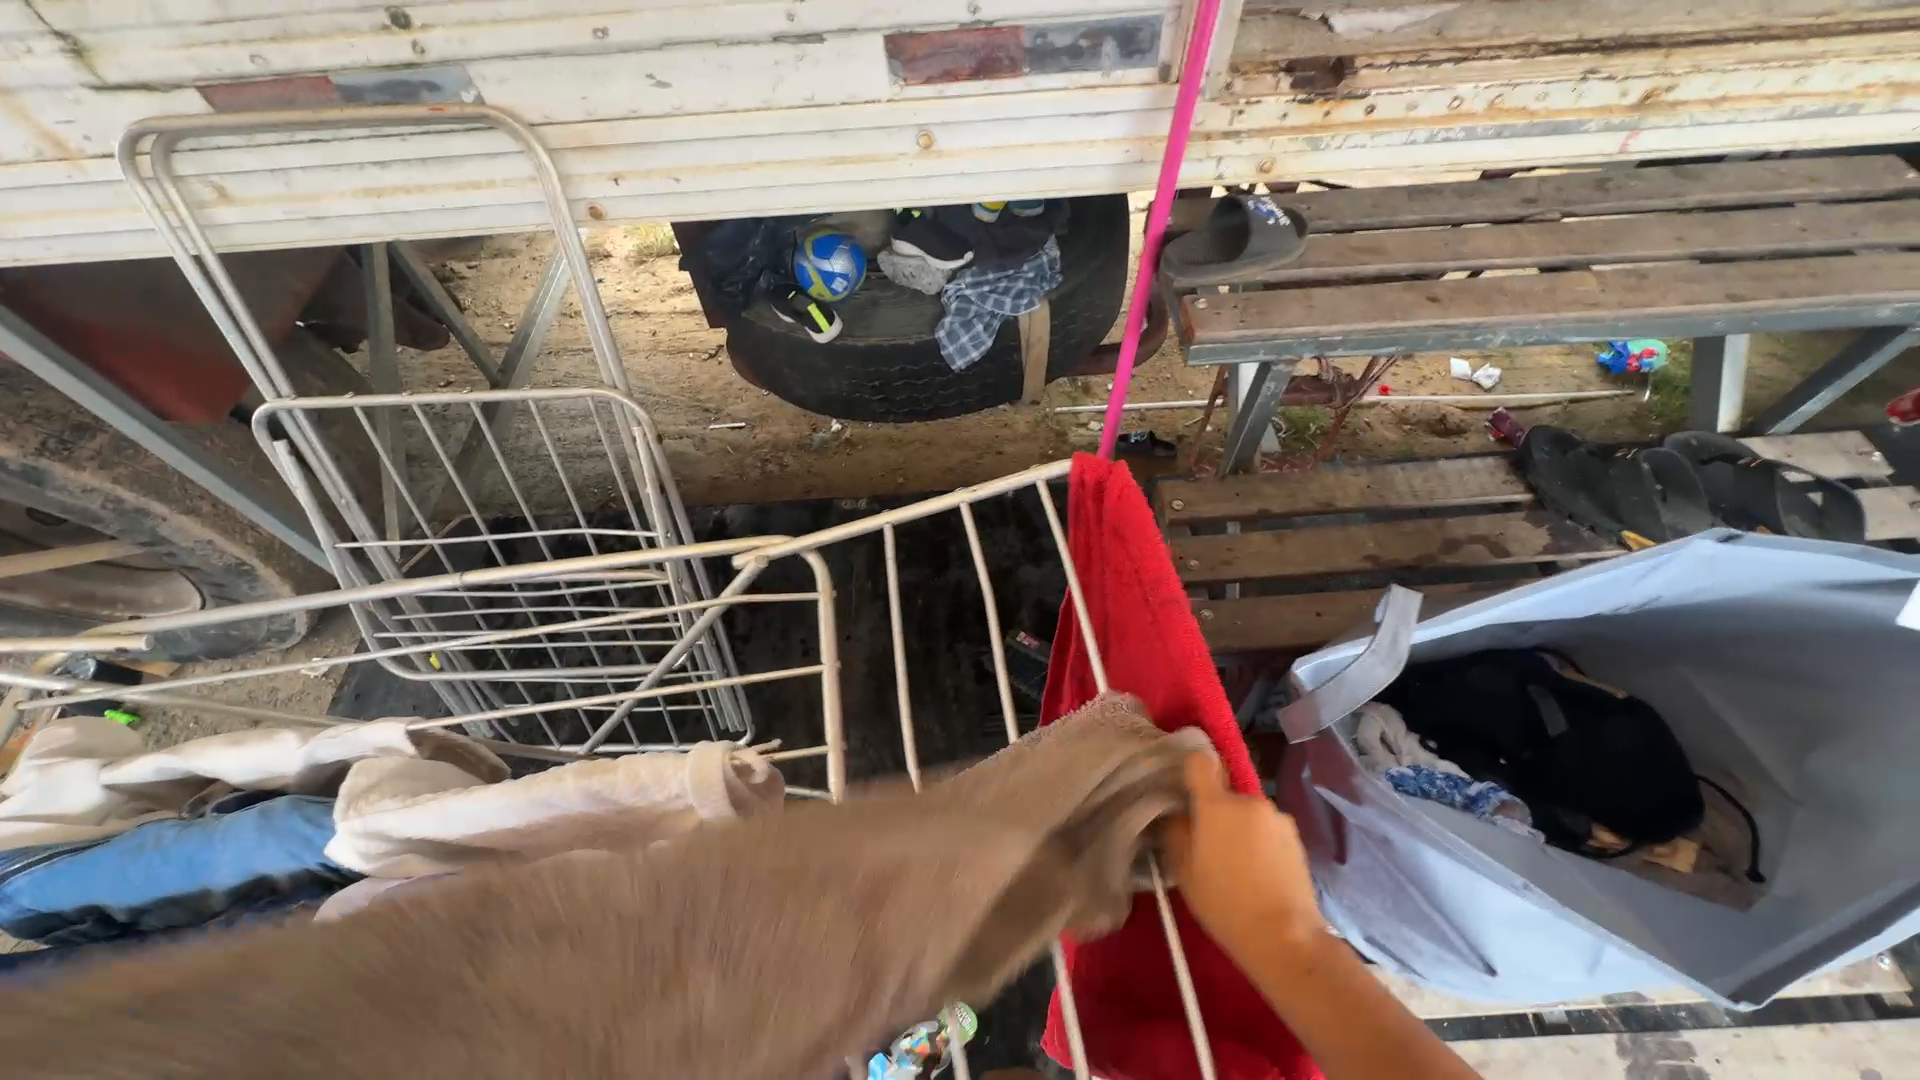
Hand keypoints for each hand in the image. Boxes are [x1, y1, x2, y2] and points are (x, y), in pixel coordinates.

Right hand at [1162, 753, 1323, 955]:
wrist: (1286, 937)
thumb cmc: (1225, 904)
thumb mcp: (1184, 871)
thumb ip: (1177, 832)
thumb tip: (1180, 814)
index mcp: (1217, 805)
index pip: (1200, 762)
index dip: (1191, 771)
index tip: (1186, 793)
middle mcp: (1249, 801)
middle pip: (1225, 794)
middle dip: (1217, 813)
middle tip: (1212, 848)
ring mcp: (1277, 817)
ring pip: (1248, 813)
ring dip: (1241, 828)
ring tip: (1240, 867)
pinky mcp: (1296, 836)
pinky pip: (1268, 828)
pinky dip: (1261, 842)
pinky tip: (1261, 874)